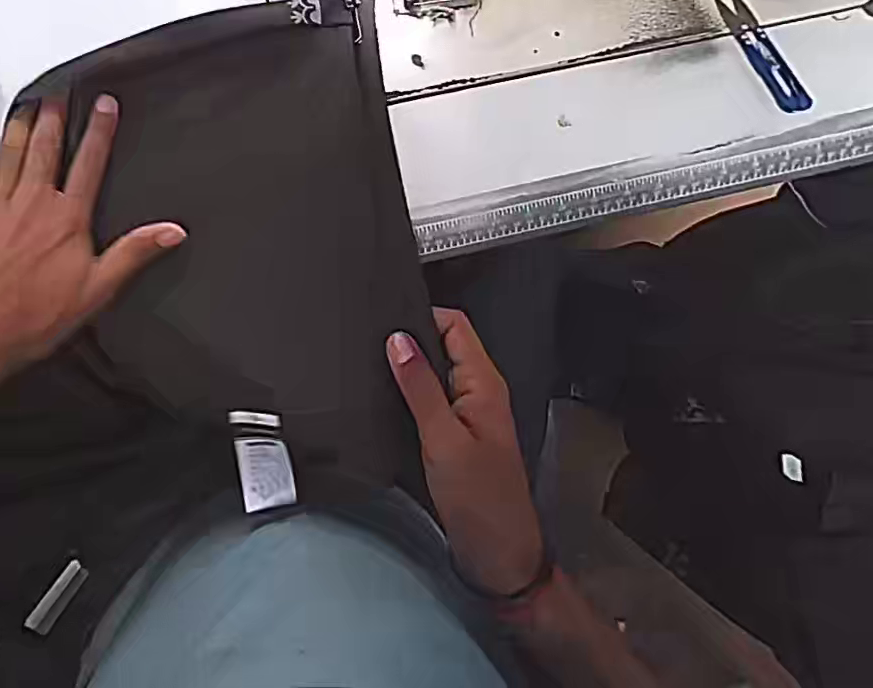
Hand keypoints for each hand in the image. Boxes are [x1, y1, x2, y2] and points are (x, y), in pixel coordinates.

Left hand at [0, 95, 184, 443]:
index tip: (104, 104)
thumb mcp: (96, 290)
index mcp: (65, 216)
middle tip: (57, 94)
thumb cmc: (29, 316)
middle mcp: (30, 202)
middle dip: (53, 117)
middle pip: (44, 148)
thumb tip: (173, 230)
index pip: (89, 162)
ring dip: (18, 127)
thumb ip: (134, 253)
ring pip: (6, 155)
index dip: (100, 130)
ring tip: (25, 107)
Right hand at [387, 309, 545, 594]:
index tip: (388, 316)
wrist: (500, 558)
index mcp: (484, 383)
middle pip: (443, 342)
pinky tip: (389, 396)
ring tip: (375, 364)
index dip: (423, 313)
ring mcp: (467, 411)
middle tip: (373, 340)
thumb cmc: (482, 502)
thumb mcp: (443, 439)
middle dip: (410, 337)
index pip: (455, 324)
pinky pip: (431, 395)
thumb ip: (420, 387)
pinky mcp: (455, 431)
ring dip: (408, 365)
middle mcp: (478, 391)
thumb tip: (398, 340)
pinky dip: (410, 390)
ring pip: (435, 369)